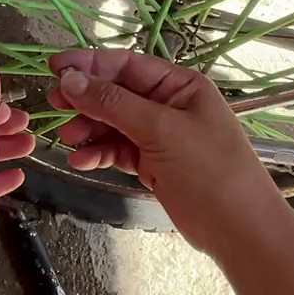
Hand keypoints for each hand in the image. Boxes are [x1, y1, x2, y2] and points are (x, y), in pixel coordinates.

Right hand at [44, 49, 293, 253]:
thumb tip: (70, 79)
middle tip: (54, 104)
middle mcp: (169, 105)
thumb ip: (113, 103)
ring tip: (68, 139)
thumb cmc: (210, 170)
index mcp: (180, 85)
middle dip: (85, 98)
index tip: (54, 68)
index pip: (127, 64)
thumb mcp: (160, 129)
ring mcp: (160, 135)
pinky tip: (81, 161)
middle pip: (116, 92)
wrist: (240, 229)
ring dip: (89, 128)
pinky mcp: (153, 163)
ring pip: (113, 123)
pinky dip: (99, 153)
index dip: (89, 64)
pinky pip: (118, 150)